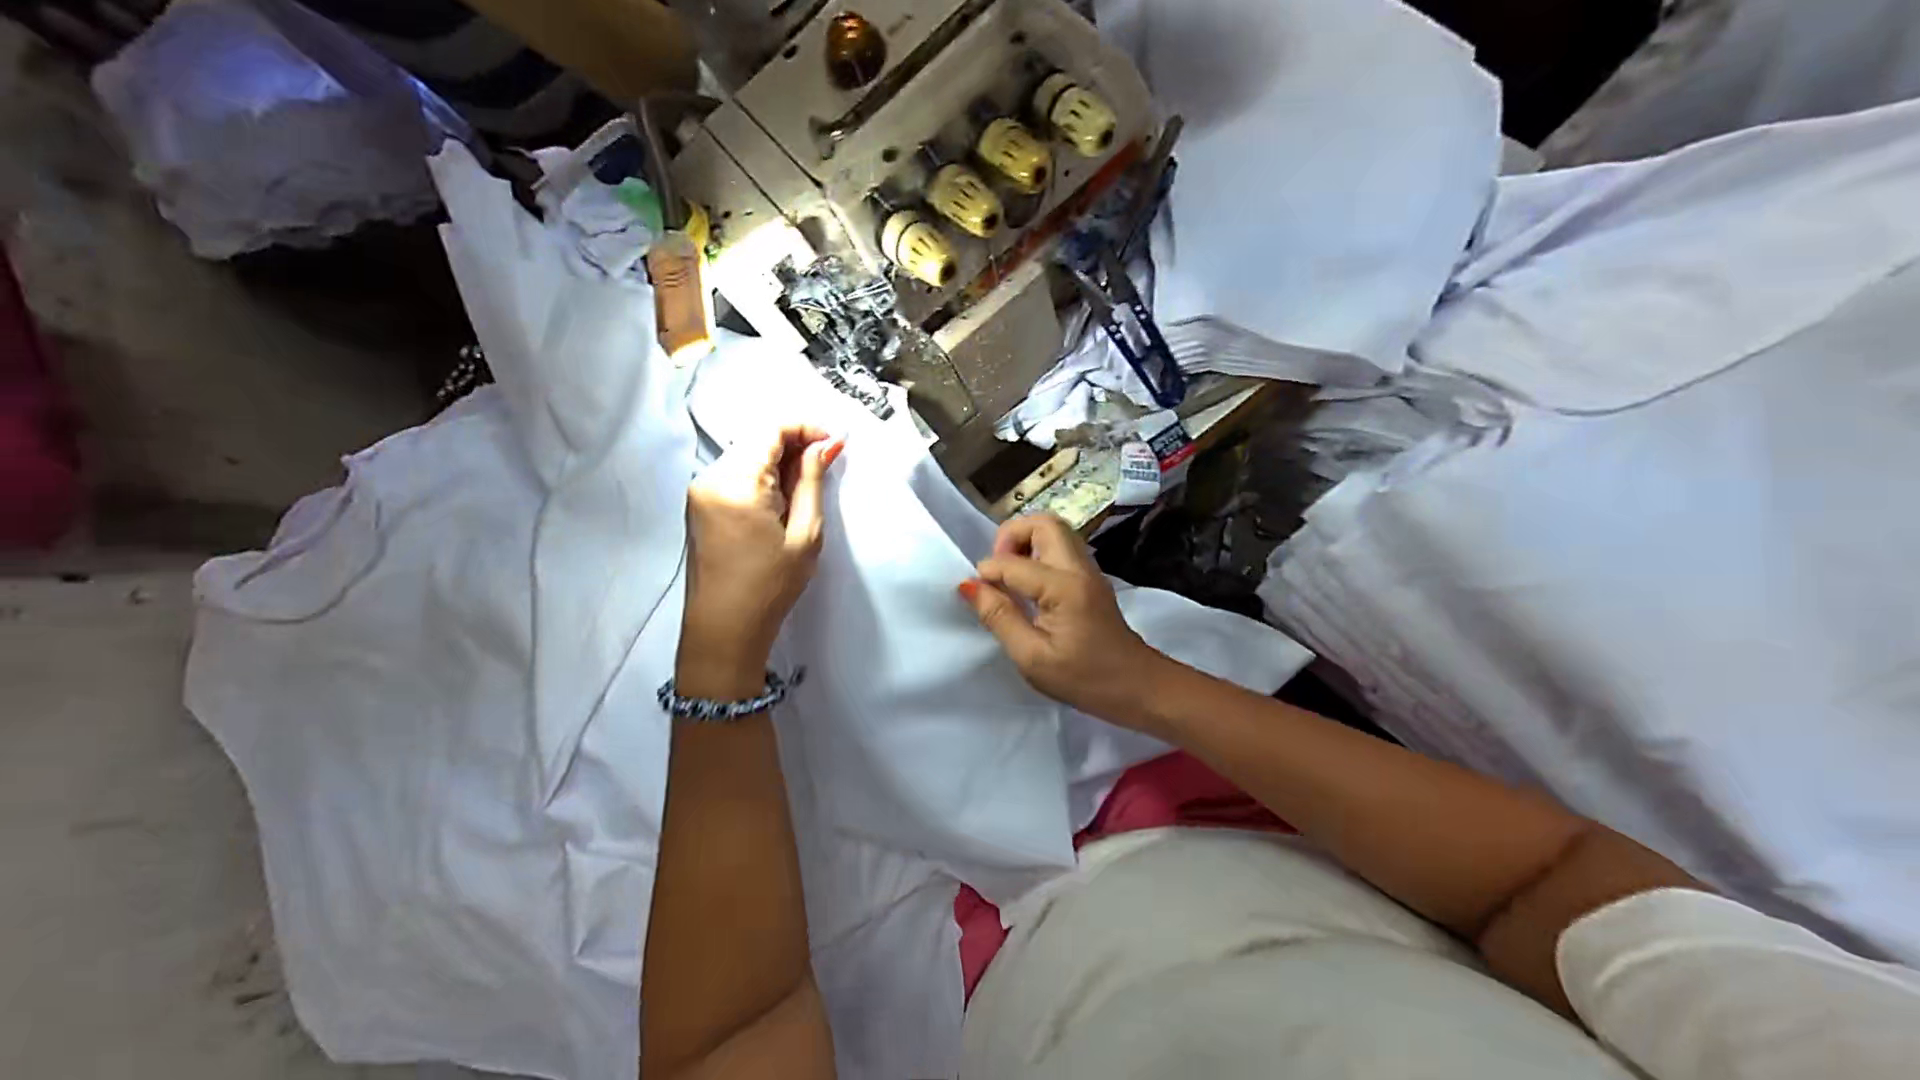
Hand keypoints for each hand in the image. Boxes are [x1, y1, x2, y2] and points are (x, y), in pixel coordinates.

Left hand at [680, 425, 844, 694]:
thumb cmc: (769, 587)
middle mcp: (710, 477)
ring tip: (803, 492)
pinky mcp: (699, 504)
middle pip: (756, 439)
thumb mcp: (805, 533)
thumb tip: (825, 444)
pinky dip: (760, 477)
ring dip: (777, 462)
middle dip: (793, 444)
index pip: (770, 429)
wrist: (723, 629)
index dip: (805, 428)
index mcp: (736, 483)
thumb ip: (812, 480)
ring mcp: (700, 490)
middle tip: (823, 468)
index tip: (831, 444)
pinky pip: (734, 473)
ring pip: (746, 455)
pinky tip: (779, 502)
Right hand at [957, 513, 1175, 731]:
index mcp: (1064, 586)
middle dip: (1011, 537)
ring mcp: (1089, 571)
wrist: (1139, 688)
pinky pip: (1062, 549)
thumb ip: (999, 617)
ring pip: (1055, 531)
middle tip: (997, 572)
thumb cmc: (1085, 680)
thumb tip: (969, 585)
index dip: (987, 574)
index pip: (1013, 563)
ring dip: (1026, 543)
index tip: (975, 595)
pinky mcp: (1091, 580)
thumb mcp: (1032, 657)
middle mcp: (1079, 568)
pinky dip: (1039, 554)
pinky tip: (1029, 588)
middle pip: (1043, 523)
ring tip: (1011, 579)